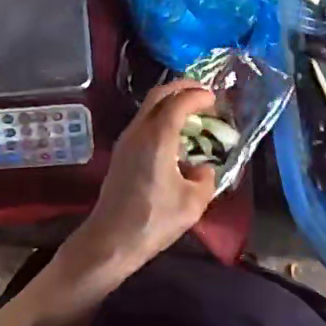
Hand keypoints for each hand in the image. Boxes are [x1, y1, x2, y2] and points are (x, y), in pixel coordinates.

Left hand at [67, 80, 218, 274]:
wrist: (112, 238)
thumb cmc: (154, 220)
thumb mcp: (193, 203)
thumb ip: (205, 179)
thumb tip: (203, 168)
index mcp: (157, 138)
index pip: (178, 103)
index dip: (196, 95)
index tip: (213, 97)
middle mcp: (139, 131)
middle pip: (158, 96)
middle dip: (180, 88)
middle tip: (201, 92)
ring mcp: (126, 140)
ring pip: (147, 107)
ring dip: (169, 102)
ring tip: (190, 111)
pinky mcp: (121, 152)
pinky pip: (143, 122)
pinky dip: (160, 116)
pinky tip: (173, 134)